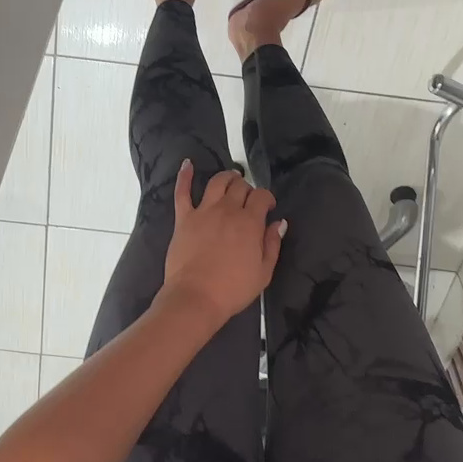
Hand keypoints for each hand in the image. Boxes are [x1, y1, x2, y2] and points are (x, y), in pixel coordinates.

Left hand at [160, 160, 285, 323]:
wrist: (196, 297)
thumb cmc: (233, 289)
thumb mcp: (264, 272)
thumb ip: (272, 244)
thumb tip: (279, 222)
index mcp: (249, 222)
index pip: (261, 196)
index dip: (267, 198)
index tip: (268, 207)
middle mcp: (227, 209)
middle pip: (240, 186)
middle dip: (248, 189)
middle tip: (248, 199)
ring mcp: (204, 211)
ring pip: (217, 182)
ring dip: (227, 177)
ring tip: (232, 179)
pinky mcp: (184, 218)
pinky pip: (183, 192)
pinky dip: (184, 176)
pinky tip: (187, 164)